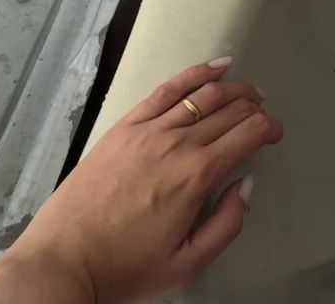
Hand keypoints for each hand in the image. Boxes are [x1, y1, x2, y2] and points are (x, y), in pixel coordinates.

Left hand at [0, 59, 283, 303]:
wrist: (60, 264)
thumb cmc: (124, 269)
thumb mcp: (185, 265)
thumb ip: (227, 224)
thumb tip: (246, 184)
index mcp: (198, 175)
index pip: (249, 132)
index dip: (270, 128)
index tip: (274, 135)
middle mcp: (179, 143)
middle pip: (232, 109)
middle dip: (256, 108)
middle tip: (262, 116)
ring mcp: (151, 129)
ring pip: (206, 94)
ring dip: (235, 88)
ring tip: (248, 92)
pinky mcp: (126, 125)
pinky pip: (169, 89)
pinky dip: (197, 72)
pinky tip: (218, 66)